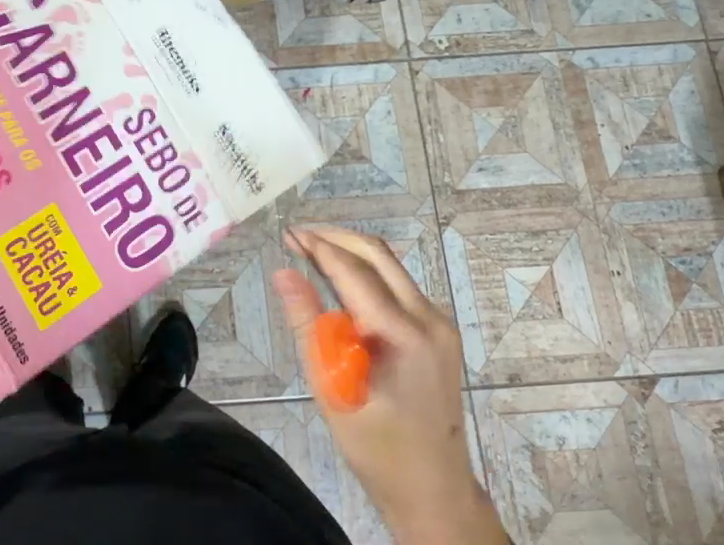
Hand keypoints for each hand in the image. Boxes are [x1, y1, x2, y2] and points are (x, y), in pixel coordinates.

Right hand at [272, 227, 505, 544]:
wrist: (435, 491)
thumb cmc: (378, 448)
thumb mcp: (333, 390)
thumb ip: (309, 327)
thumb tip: (284, 274)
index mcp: (405, 334)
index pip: (355, 271)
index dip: (319, 247)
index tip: (287, 233)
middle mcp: (430, 319)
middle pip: (379, 255)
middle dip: (336, 239)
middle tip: (296, 237)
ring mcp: (439, 325)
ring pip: (391, 268)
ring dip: (351, 254)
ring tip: (310, 254)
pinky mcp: (438, 334)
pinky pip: (398, 289)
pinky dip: (366, 276)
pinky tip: (338, 285)